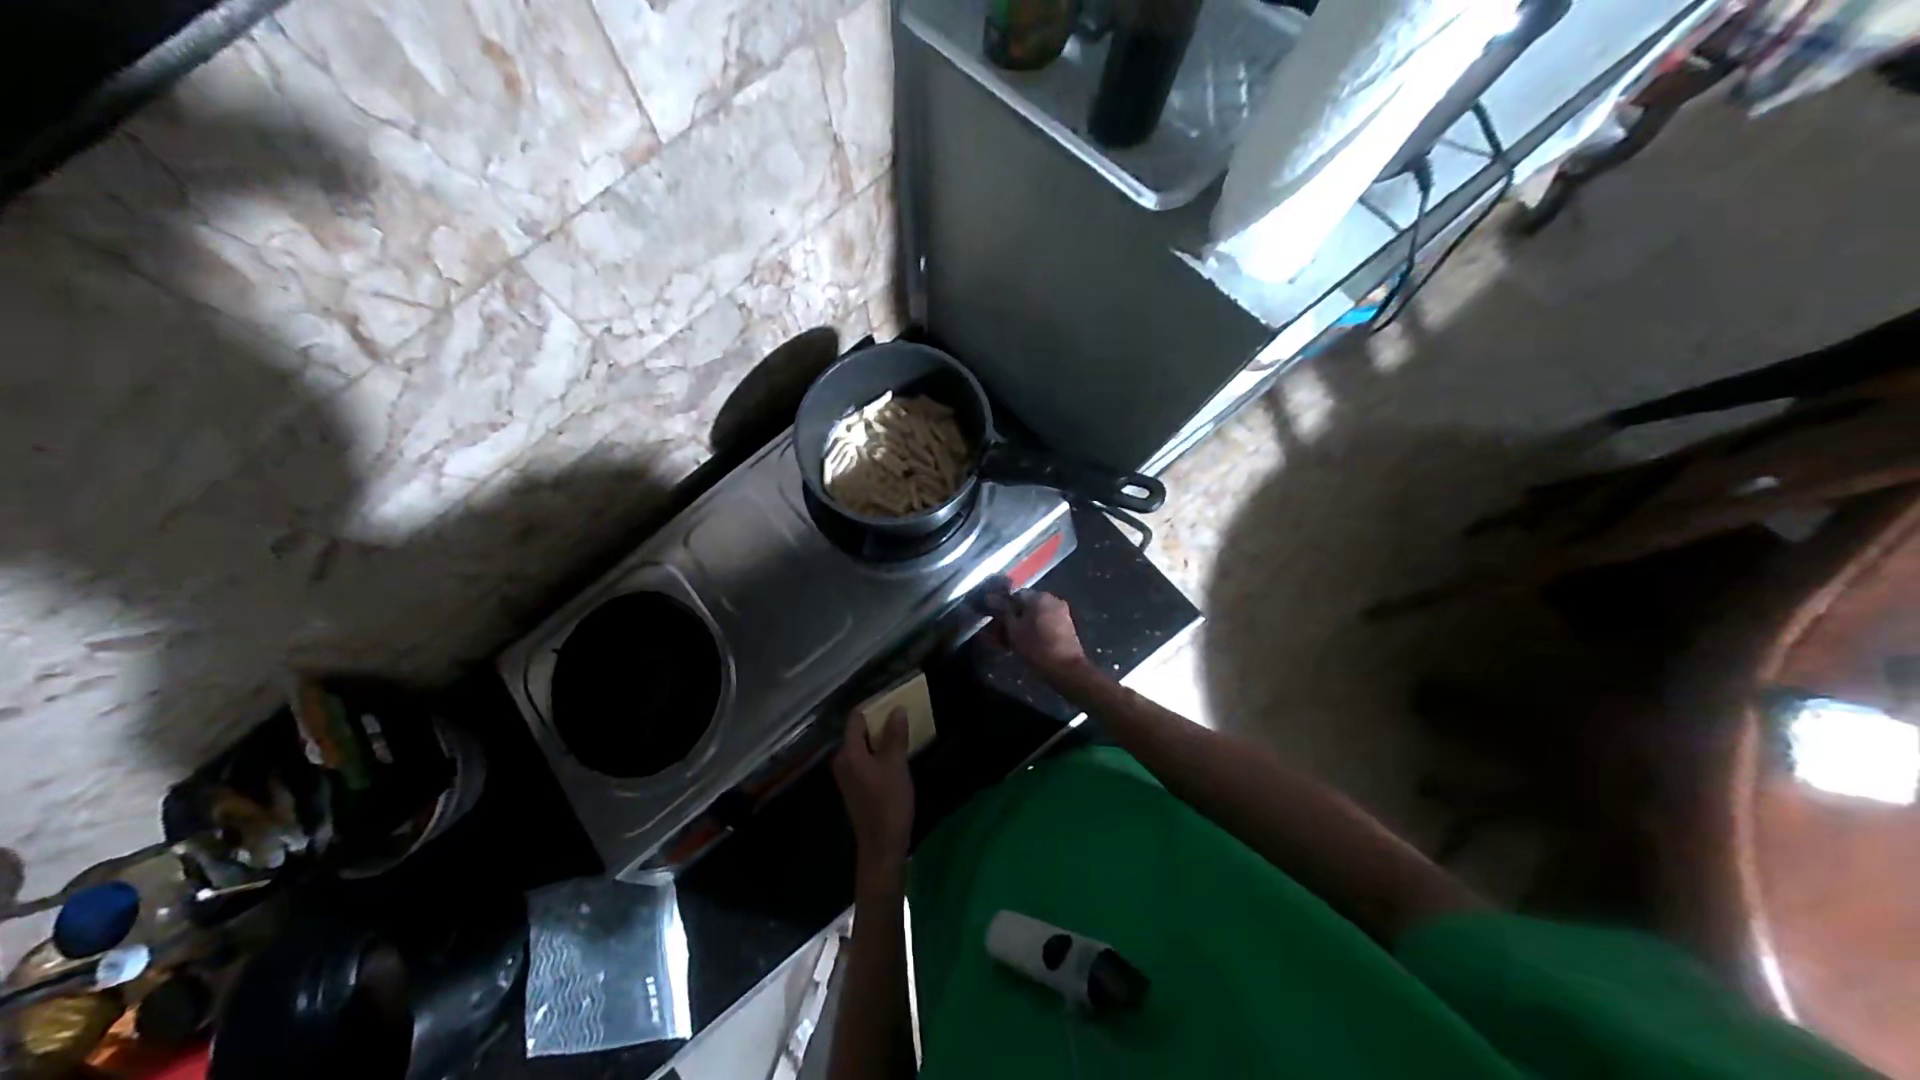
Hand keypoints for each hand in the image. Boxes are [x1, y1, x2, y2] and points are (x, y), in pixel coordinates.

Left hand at [833, 708, 913, 886]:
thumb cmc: (888, 802)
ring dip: (882, 737)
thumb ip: (895, 735)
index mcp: (848, 753)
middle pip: (859, 732)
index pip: (855, 718)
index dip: (872, 705)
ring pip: (864, 746)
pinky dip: (880, 752)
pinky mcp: (857, 786)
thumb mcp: (895, 764)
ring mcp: (849, 775)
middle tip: (902, 711)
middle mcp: (843, 761)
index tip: (892, 697)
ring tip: (903, 728)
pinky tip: (897, 752)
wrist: (882, 845)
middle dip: (879, 720)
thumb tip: (896, 709)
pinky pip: (867, 759)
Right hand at [982, 584, 1091, 683]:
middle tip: (998, 633)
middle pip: (1025, 605)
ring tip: (1009, 641)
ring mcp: (1061, 612)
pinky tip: (1023, 643)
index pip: (1014, 595)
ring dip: (1021, 625)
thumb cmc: (1036, 646)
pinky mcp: (1065, 626)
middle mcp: (1052, 599)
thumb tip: (990, 597)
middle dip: (1011, 618)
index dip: (1001, 607)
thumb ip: (1002, 611)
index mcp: (1039, 596)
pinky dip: (1032, 629)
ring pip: (1034, 615)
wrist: (1065, 668)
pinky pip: (1043, 623)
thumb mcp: (1014, 629)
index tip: (993, 620)